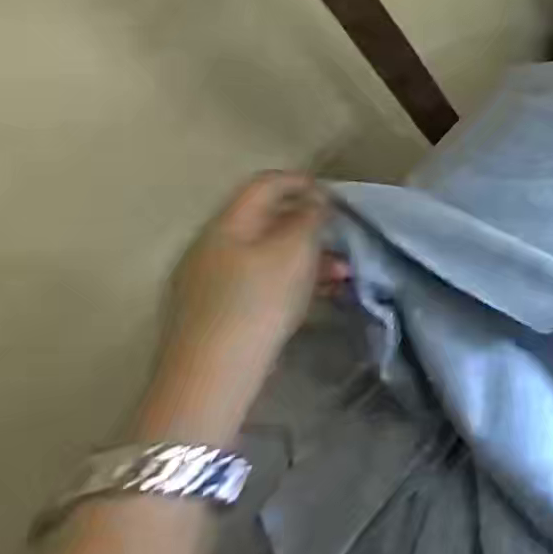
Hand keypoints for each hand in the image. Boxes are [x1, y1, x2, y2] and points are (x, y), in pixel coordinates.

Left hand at [134, 172, 347, 444]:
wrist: (213, 371)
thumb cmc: (260, 299)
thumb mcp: (296, 250)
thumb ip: (309, 216)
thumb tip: (315, 199)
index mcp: (225, 226)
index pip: (265, 184)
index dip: (303, 182)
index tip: (339, 196)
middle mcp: (210, 246)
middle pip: (268, 219)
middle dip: (311, 225)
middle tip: (344, 239)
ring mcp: (208, 278)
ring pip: (269, 250)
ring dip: (309, 254)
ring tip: (341, 274)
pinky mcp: (215, 306)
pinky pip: (261, 275)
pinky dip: (293, 276)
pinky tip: (319, 293)